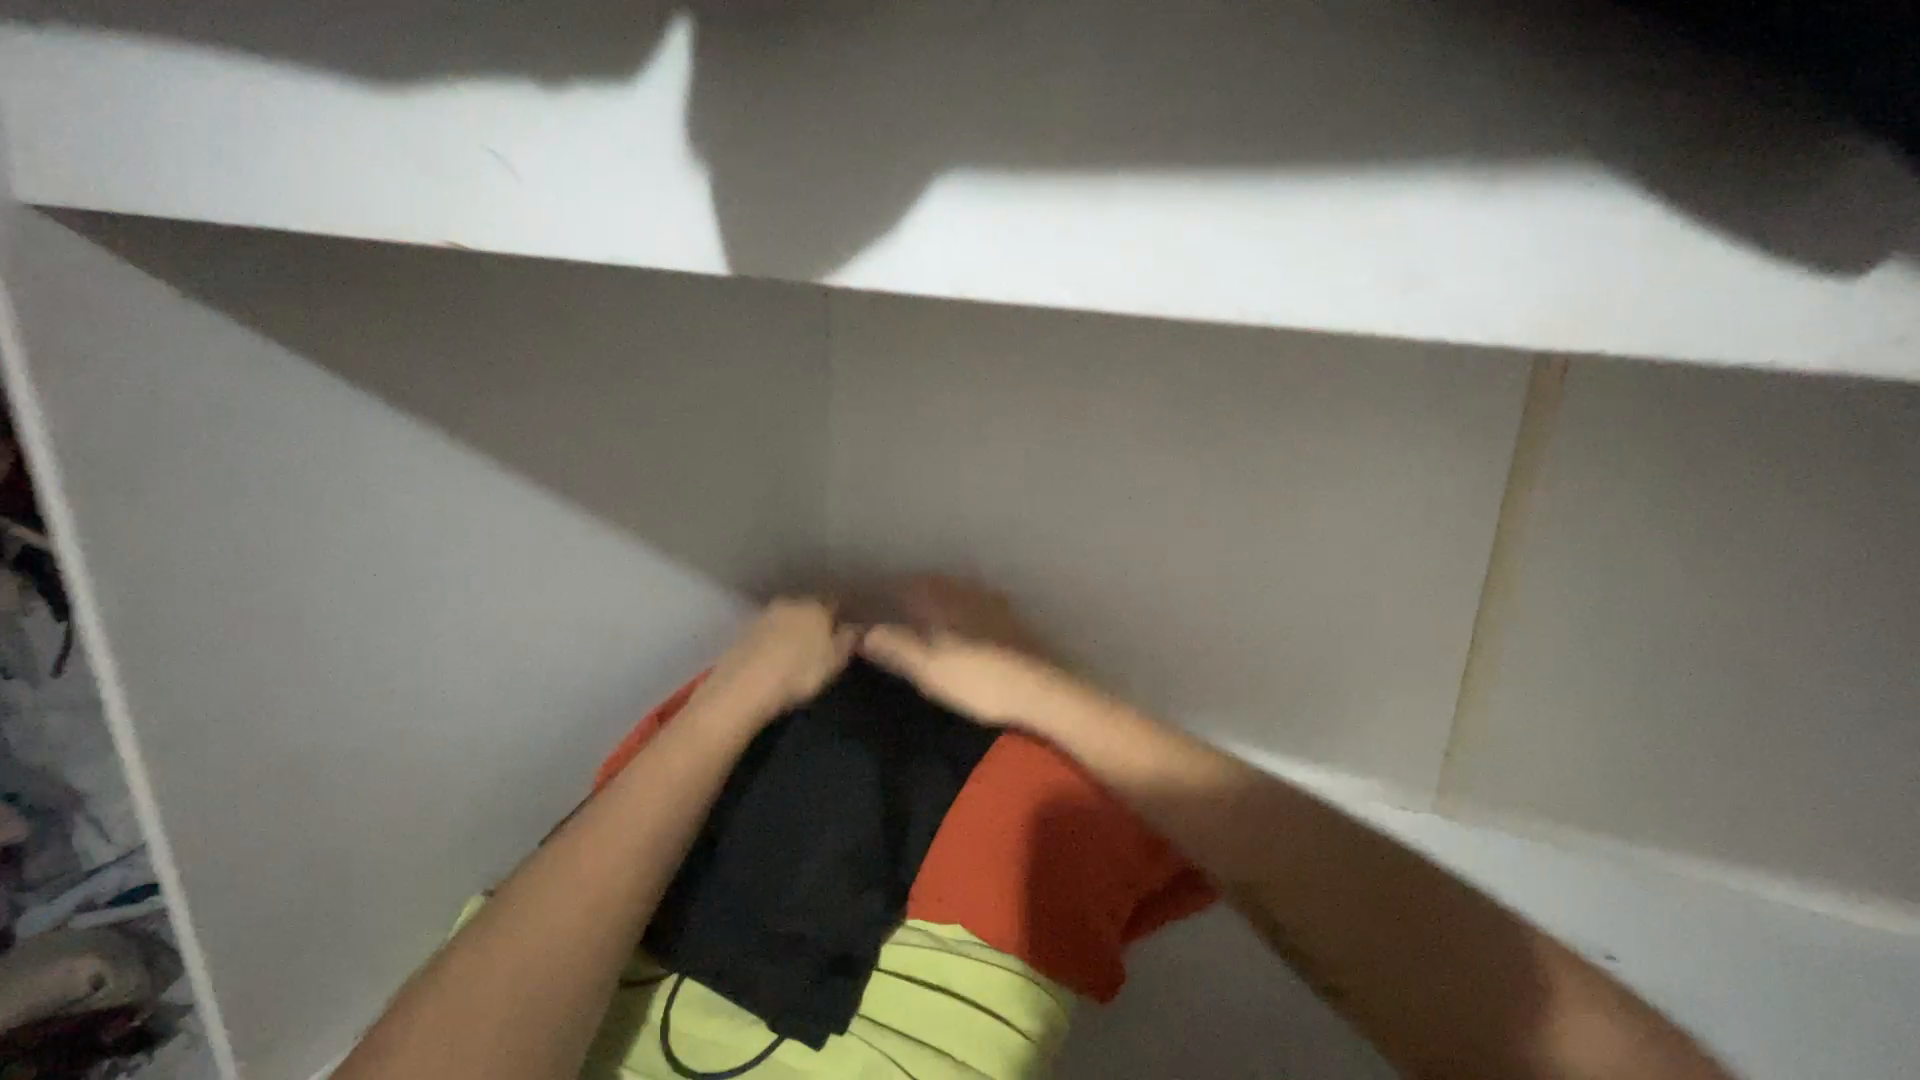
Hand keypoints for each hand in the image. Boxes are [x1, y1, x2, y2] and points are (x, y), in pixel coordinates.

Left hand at [695, 598, 855, 729]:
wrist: (744, 686)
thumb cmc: (799, 673)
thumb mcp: (835, 661)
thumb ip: (849, 640)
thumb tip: (856, 627)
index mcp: (815, 607)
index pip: (834, 605)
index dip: (839, 620)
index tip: (842, 636)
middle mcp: (789, 604)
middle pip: (807, 610)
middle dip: (813, 624)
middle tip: (818, 648)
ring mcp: (762, 617)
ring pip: (784, 621)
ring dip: (790, 633)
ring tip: (793, 658)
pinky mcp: (742, 633)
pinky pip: (765, 635)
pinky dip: (771, 644)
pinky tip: (772, 662)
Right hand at [861, 575, 1088, 730]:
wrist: (1042, 691)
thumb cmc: (978, 681)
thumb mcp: (928, 669)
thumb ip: (896, 648)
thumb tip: (863, 632)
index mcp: (944, 601)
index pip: (910, 586)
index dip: (892, 591)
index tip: (876, 599)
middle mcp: (969, 594)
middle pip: (937, 585)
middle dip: (917, 590)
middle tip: (901, 604)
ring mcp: (996, 605)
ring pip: (962, 592)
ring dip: (945, 597)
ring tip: (932, 613)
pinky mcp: (1016, 622)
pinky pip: (982, 606)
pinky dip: (969, 610)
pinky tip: (971, 624)